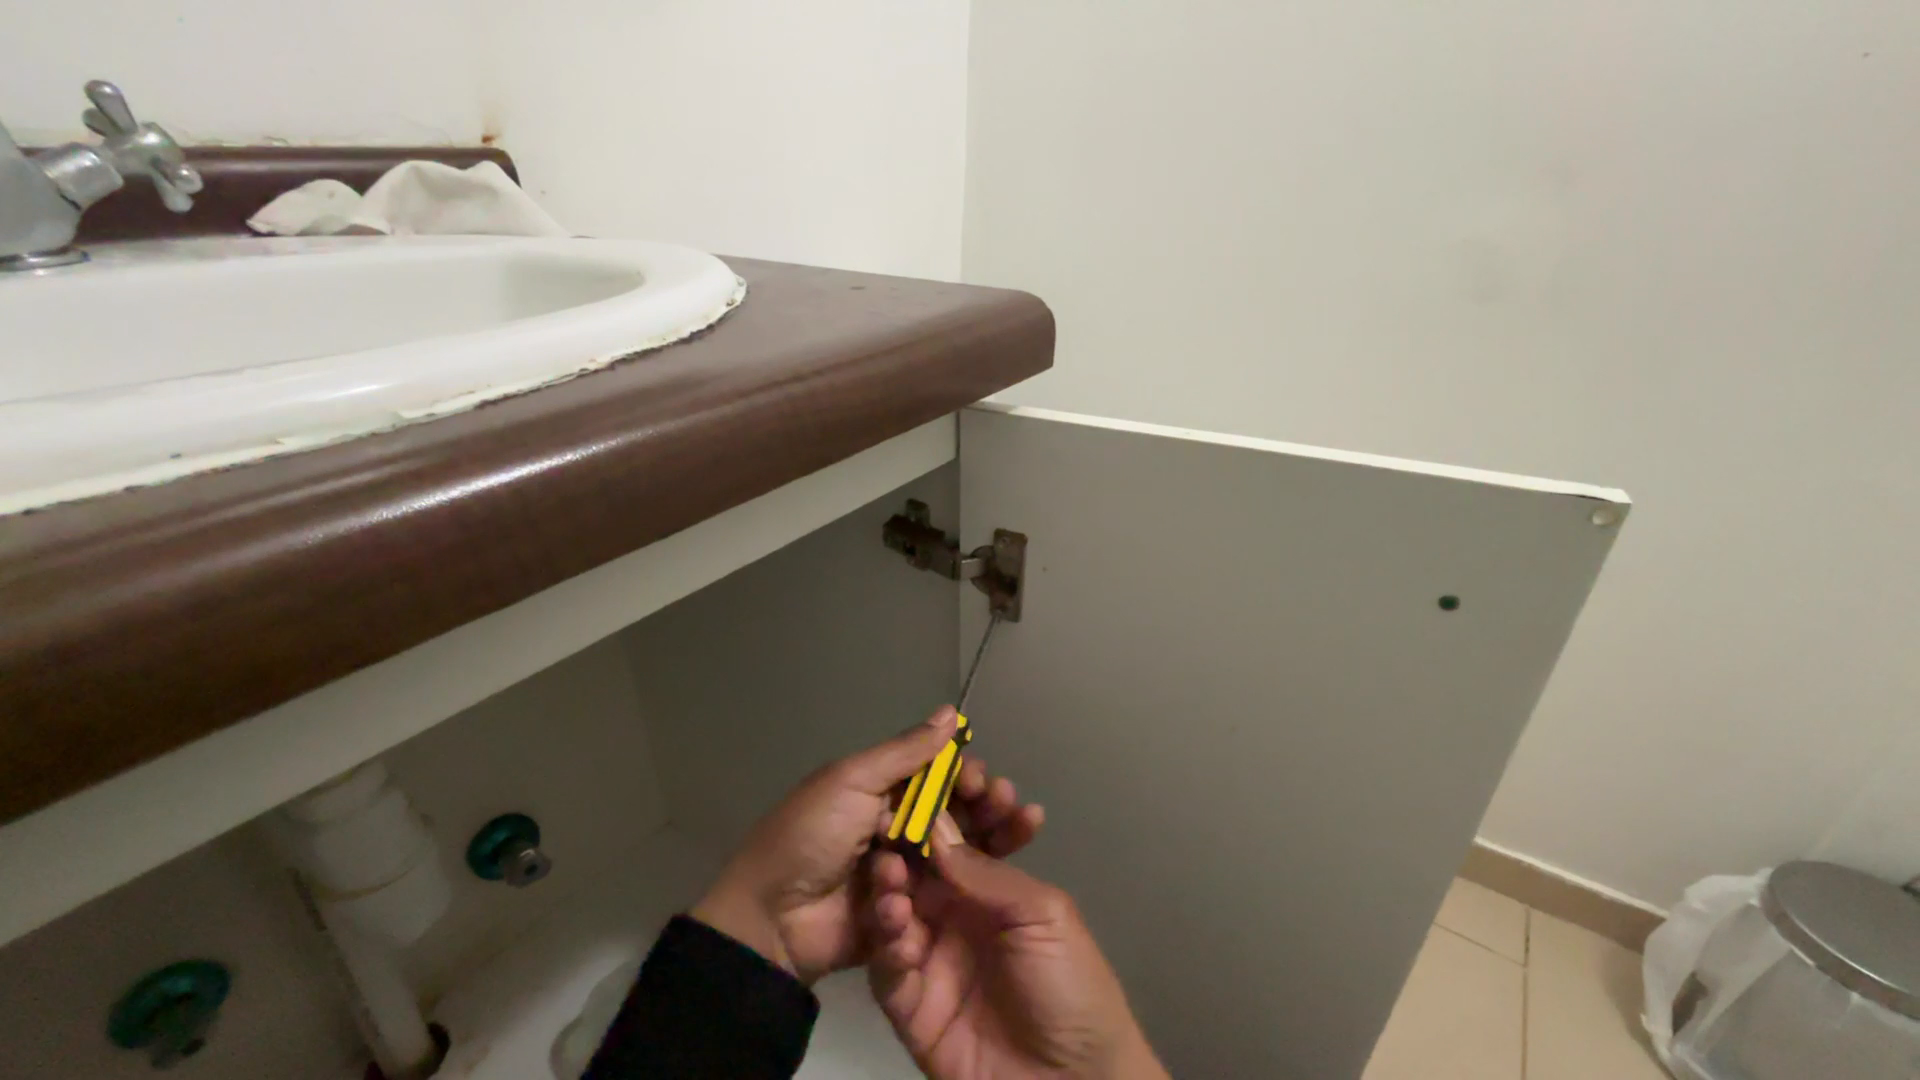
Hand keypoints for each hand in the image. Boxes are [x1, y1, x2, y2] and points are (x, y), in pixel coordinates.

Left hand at [692, 706, 1044, 984]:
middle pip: (957, 812)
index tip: (983, 778)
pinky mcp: (912, 913)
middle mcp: (898, 827)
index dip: (964, 774)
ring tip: (1020, 828)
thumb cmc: (810, 836)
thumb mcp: (852, 781)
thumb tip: (949, 712)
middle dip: (987, 804)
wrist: (774, 919)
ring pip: (961, 852)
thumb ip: (905, 752)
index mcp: (881, 791)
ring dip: (989, 839)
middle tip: (1007, 803)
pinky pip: (947, 896)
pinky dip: (967, 884)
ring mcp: (908, 873)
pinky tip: (995, 874)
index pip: (937, 775)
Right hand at [866, 824, 1168, 1079]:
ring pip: (894, 913)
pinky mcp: (911, 1006)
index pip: (953, 843)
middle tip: (889, 825)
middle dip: (902, 848)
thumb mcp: (1042, 915)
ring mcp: (930, 960)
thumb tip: (936, 826)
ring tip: (890, 872)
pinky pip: (887, 967)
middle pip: (916, 873)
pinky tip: (893, 920)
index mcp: (989, 892)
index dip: (936, 814)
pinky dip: (884, 941)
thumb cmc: (1072, 986)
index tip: (917, 783)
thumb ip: (986, 873)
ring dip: (888, 888)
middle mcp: (954, 918)